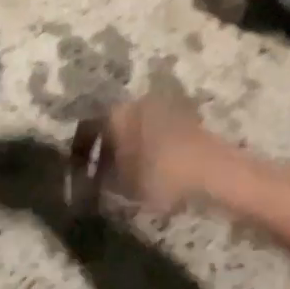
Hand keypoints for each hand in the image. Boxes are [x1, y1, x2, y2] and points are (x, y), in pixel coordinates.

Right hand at [70, 97, 227, 214]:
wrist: (215, 171)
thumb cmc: (163, 174)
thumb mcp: (125, 185)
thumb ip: (102, 182)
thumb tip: (90, 182)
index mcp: (118, 113)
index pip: (88, 128)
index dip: (78, 151)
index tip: (75, 173)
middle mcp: (137, 103)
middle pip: (111, 126)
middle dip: (104, 151)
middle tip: (98, 177)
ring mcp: (163, 108)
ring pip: (134, 129)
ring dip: (125, 151)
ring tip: (123, 178)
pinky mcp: (183, 119)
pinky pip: (153, 133)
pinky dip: (145, 150)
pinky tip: (148, 171)